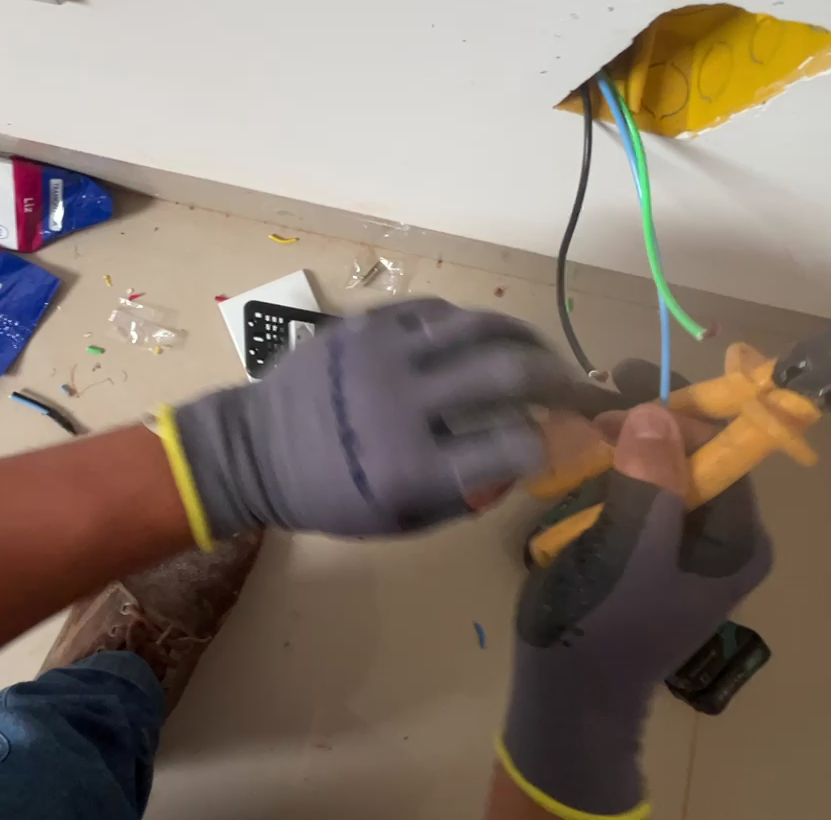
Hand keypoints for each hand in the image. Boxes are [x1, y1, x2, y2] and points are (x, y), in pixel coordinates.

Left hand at [166, 298, 591, 538]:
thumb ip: (464, 495)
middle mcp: (402, 399)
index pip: (513, 444)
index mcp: (410, 464)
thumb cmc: (326, 494)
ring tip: (539, 353)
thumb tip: (524, 458)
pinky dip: (468, 323)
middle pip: (508, 369)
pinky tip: (481, 336)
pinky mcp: (364, 323)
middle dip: (559, 378)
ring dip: (523, 337)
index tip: (571, 438)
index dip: (556, 440)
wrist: (254, 448)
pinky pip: (434, 309)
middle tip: (576, 388)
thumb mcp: (397, 520)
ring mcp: (382, 351)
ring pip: (477, 324)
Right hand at [498, 397, 771, 819]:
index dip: (675, 410)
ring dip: (619, 432)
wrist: (568, 685)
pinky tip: (575, 447)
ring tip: (579, 413)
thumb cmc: (605, 624)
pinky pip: (630, 483)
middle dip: (643, 416)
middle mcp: (713, 530)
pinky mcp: (639, 538)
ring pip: (655, 461)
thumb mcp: (631, 553)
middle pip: (687, 449)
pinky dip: (603, 459)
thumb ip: (649, 483)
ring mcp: (674, 534)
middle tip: (593, 394)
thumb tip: (656, 411)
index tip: (620, 383)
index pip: (719, 449)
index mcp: (733, 537)